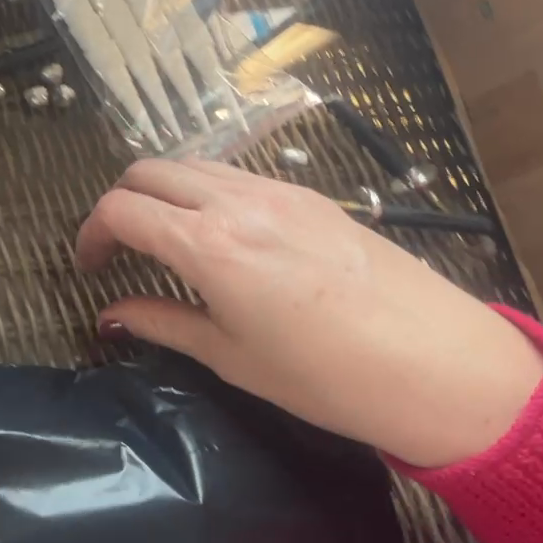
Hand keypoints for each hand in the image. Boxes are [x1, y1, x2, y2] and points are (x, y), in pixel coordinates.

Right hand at [77, 160, 542, 468]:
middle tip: (120, 247)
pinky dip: (202, 189)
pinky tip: (218, 231)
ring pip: (189, 164)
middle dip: (118, 202)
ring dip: (160, 190)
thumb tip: (111, 316)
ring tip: (165, 235)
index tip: (90, 266)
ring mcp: (275, 191)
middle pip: (146, 171)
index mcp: (208, 246)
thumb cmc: (331, 378)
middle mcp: (234, 203)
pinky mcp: (309, 195)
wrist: (452, 371)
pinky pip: (232, 173)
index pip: (120, 210)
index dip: (90, 234)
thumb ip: (163, 324)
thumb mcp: (233, 357)